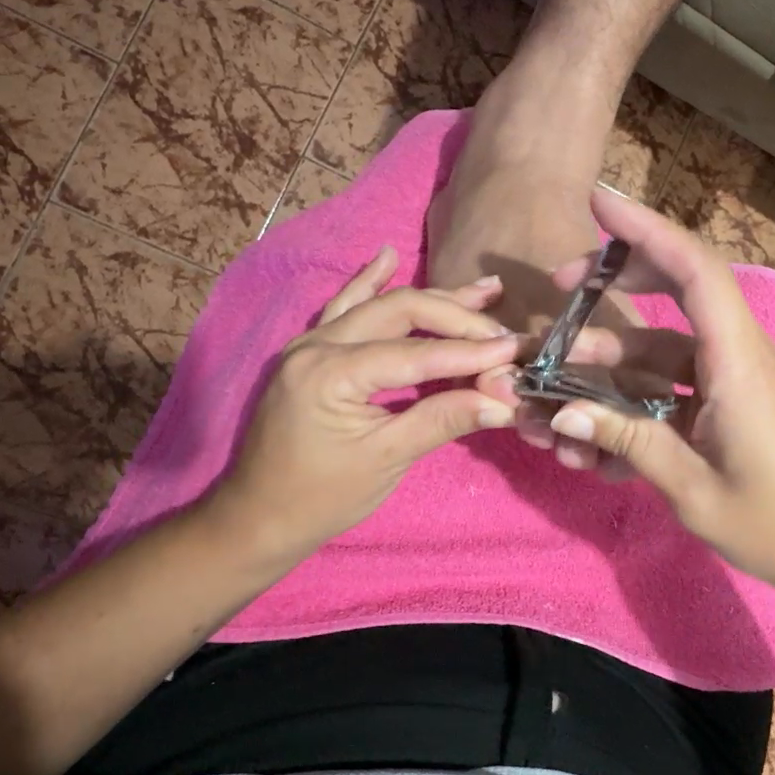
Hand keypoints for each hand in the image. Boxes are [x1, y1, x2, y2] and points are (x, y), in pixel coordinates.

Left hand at [203, 246, 520, 569]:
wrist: (258, 517)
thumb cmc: (322, 496)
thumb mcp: (387, 459)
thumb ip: (444, 420)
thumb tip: (504, 401)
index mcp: (330, 373)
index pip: (416, 352)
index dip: (470, 351)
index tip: (516, 351)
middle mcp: (317, 345)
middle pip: (400, 311)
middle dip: (458, 319)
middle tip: (504, 333)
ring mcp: (309, 343)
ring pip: (380, 304)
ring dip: (433, 297)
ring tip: (485, 289)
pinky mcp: (311, 352)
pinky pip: (344, 307)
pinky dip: (369, 283)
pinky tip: (388, 257)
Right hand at [532, 190, 774, 619]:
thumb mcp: (694, 490)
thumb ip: (630, 442)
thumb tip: (562, 412)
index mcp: (740, 366)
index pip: (695, 271)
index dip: (646, 228)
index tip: (598, 202)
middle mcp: (745, 361)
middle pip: (679, 299)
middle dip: (616, 292)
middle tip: (559, 300)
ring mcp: (746, 386)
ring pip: (672, 353)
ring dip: (618, 367)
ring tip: (562, 397)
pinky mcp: (745, 411)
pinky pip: (687, 389)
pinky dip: (646, 401)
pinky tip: (605, 438)